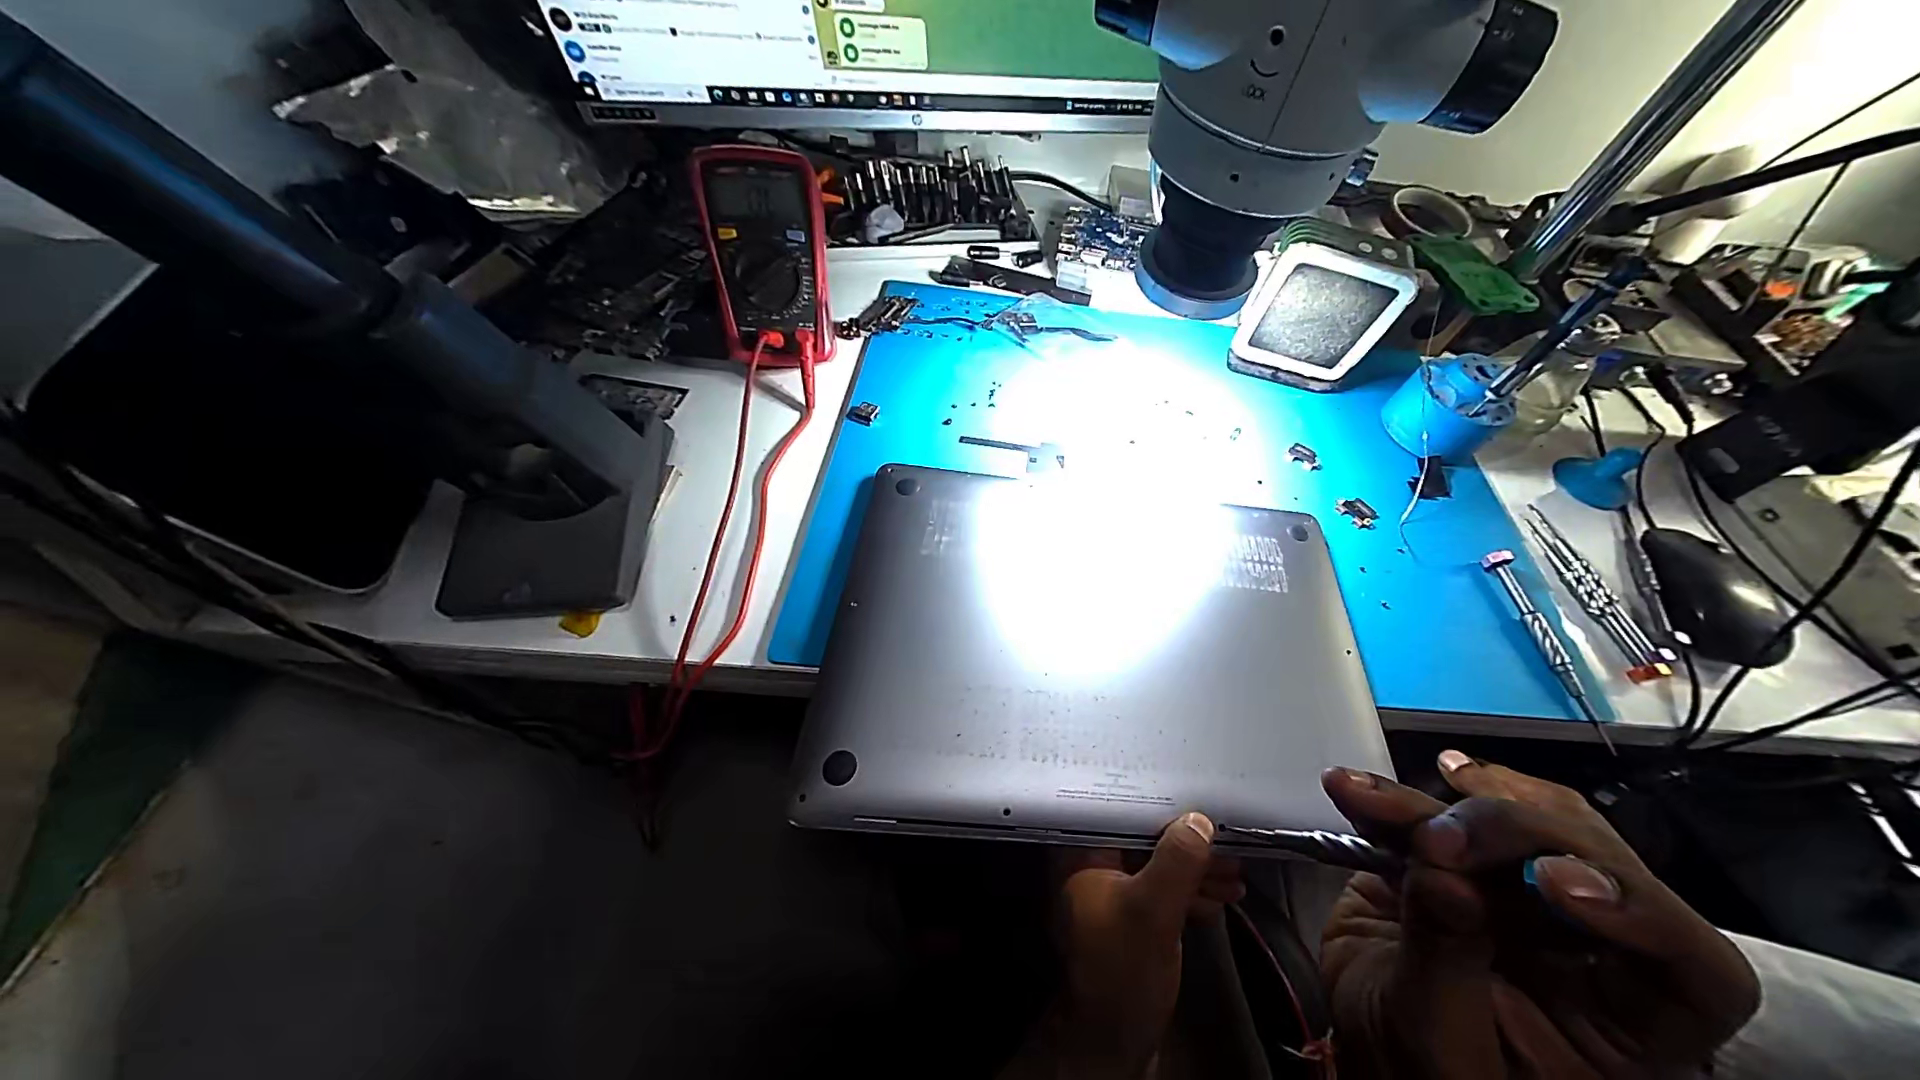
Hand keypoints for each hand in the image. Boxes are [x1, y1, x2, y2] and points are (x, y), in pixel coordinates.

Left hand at [1004, 813, 1242, 1078]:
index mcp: (1081, 855)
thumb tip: (1197, 819)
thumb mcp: (1152, 910)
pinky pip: (1158, 894)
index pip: (1118, 813)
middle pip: (1141, 840)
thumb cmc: (1122, 970)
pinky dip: (1186, 894)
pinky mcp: (1127, 921)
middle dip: (1186, 846)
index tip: (1193, 800)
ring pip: (1154, 868)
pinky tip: (1219, 899)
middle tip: (1226, 847)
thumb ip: (1175, 862)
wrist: (1113, 1041)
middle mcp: (1090, 869)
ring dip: (1193, 872)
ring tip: (1233, 876)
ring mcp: (1109, 896)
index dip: (1158, 806)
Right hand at [1319, 753, 1759, 1078]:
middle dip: (1511, 832)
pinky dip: (1391, 797)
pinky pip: (1436, 812)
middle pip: (1592, 858)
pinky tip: (1354, 787)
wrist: (1362, 1040)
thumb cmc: (1419, 1073)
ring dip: (1440, 803)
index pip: (1691, 966)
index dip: (1643, 911)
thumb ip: (1447, 959)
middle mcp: (1588, 944)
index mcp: (1621, 1019)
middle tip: (1434, 840)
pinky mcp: (1453, 859)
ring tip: (1371, 799)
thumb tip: (1444, 879)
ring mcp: (1517, 892)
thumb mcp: (1436, 1038)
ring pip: (1515, 817)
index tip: (1552, 878)